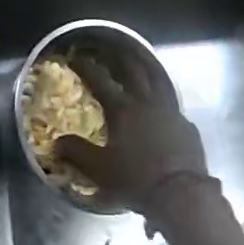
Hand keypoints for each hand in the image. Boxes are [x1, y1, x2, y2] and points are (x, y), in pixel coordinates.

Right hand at [55, 49, 212, 229]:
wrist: (182, 195)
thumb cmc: (137, 180)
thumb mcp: (100, 169)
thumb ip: (77, 152)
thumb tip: (57, 142)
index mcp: (123, 109)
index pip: (100, 81)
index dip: (86, 68)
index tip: (75, 58)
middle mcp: (147, 103)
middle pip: (134, 70)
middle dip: (120, 56)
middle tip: (110, 48)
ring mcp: (170, 112)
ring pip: (158, 78)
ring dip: (147, 65)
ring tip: (140, 58)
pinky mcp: (186, 125)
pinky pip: (173, 101)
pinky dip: (163, 93)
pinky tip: (162, 99)